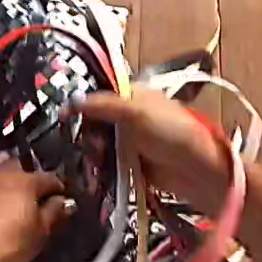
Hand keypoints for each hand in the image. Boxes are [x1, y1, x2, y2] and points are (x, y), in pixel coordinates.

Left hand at [0, 161, 70, 261]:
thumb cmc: (11, 245)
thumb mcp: (41, 231)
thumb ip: (54, 211)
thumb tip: (64, 200)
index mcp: (26, 181)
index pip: (49, 177)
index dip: (58, 188)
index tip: (62, 199)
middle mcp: (5, 174)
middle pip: (26, 171)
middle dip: (35, 182)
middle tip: (40, 201)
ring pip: (6, 175)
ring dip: (15, 184)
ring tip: (19, 202)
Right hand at [76, 91, 232, 212]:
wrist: (195, 169)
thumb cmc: (169, 131)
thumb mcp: (135, 111)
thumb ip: (102, 104)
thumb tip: (70, 101)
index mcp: (131, 94)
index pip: (99, 92)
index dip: (82, 100)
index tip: (66, 112)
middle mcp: (127, 114)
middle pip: (94, 118)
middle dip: (86, 129)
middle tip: (86, 139)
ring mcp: (128, 139)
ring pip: (97, 140)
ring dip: (92, 148)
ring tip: (95, 156)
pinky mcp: (128, 161)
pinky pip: (105, 160)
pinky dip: (99, 164)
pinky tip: (95, 168)